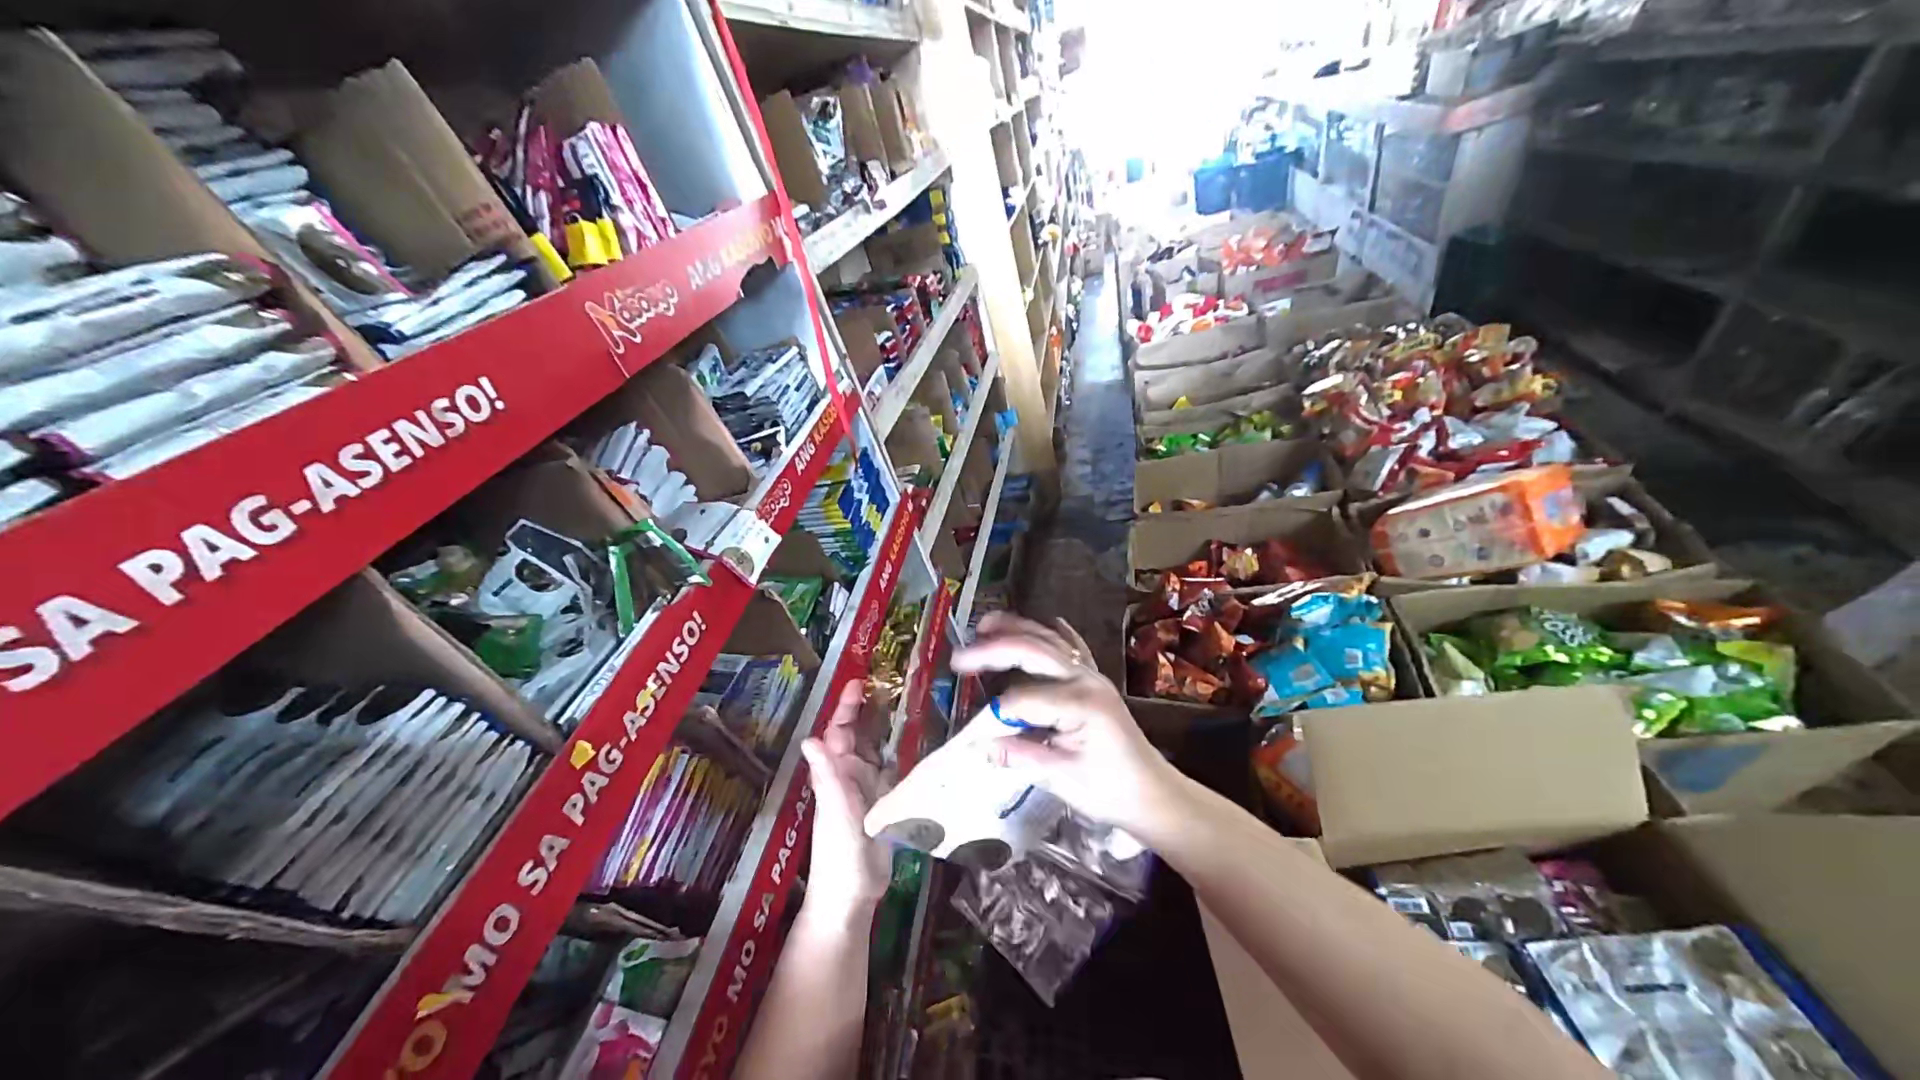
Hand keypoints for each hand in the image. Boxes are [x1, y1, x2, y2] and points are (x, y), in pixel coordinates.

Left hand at [800, 679, 890, 918]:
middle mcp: (850, 776)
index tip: (859, 681)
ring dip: (885, 728)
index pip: (840, 730)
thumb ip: (828, 776)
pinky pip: (891, 771)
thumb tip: (810, 738)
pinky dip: (900, 755)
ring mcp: (867, 790)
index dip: (847, 706)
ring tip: (906, 703)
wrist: (852, 896)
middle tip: (890, 682)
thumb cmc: (840, 854)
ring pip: (875, 751)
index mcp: (836, 773)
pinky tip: (917, 746)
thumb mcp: (836, 811)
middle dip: (869, 709)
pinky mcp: (885, 805)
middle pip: (858, 735)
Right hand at [950, 613, 1181, 840]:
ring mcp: (1092, 675)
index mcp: (1080, 704)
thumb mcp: (1064, 781)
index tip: (978, 733)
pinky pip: (1073, 647)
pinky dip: (1054, 634)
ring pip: (1049, 641)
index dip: (996, 712)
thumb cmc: (1112, 791)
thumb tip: (980, 745)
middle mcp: (1085, 679)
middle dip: (993, 650)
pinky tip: (1046, 622)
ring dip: (1017, 630)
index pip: (1023, 698)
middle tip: (959, 658)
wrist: (1154, 794)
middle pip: (1033, 652)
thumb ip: (1021, 757)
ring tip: (985, 625)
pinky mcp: (1095, 681)